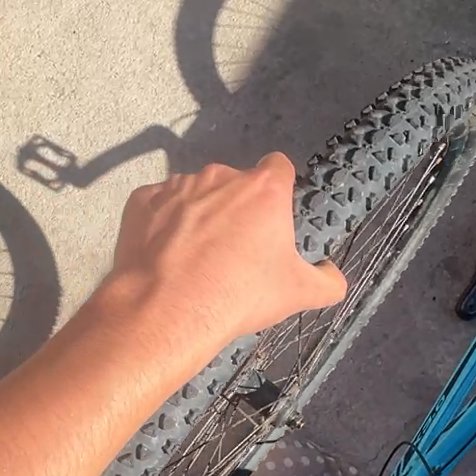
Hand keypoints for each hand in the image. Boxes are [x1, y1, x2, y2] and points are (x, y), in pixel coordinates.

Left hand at [101, 153, 347, 349]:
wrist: (167, 308)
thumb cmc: (239, 295)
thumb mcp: (298, 294)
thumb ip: (327, 281)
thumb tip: (333, 276)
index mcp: (264, 190)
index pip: (279, 167)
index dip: (278, 189)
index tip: (271, 217)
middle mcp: (220, 176)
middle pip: (234, 184)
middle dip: (235, 210)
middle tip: (232, 251)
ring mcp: (177, 186)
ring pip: (195, 193)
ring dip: (198, 216)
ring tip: (195, 259)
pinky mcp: (142, 201)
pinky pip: (158, 206)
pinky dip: (162, 225)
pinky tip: (165, 256)